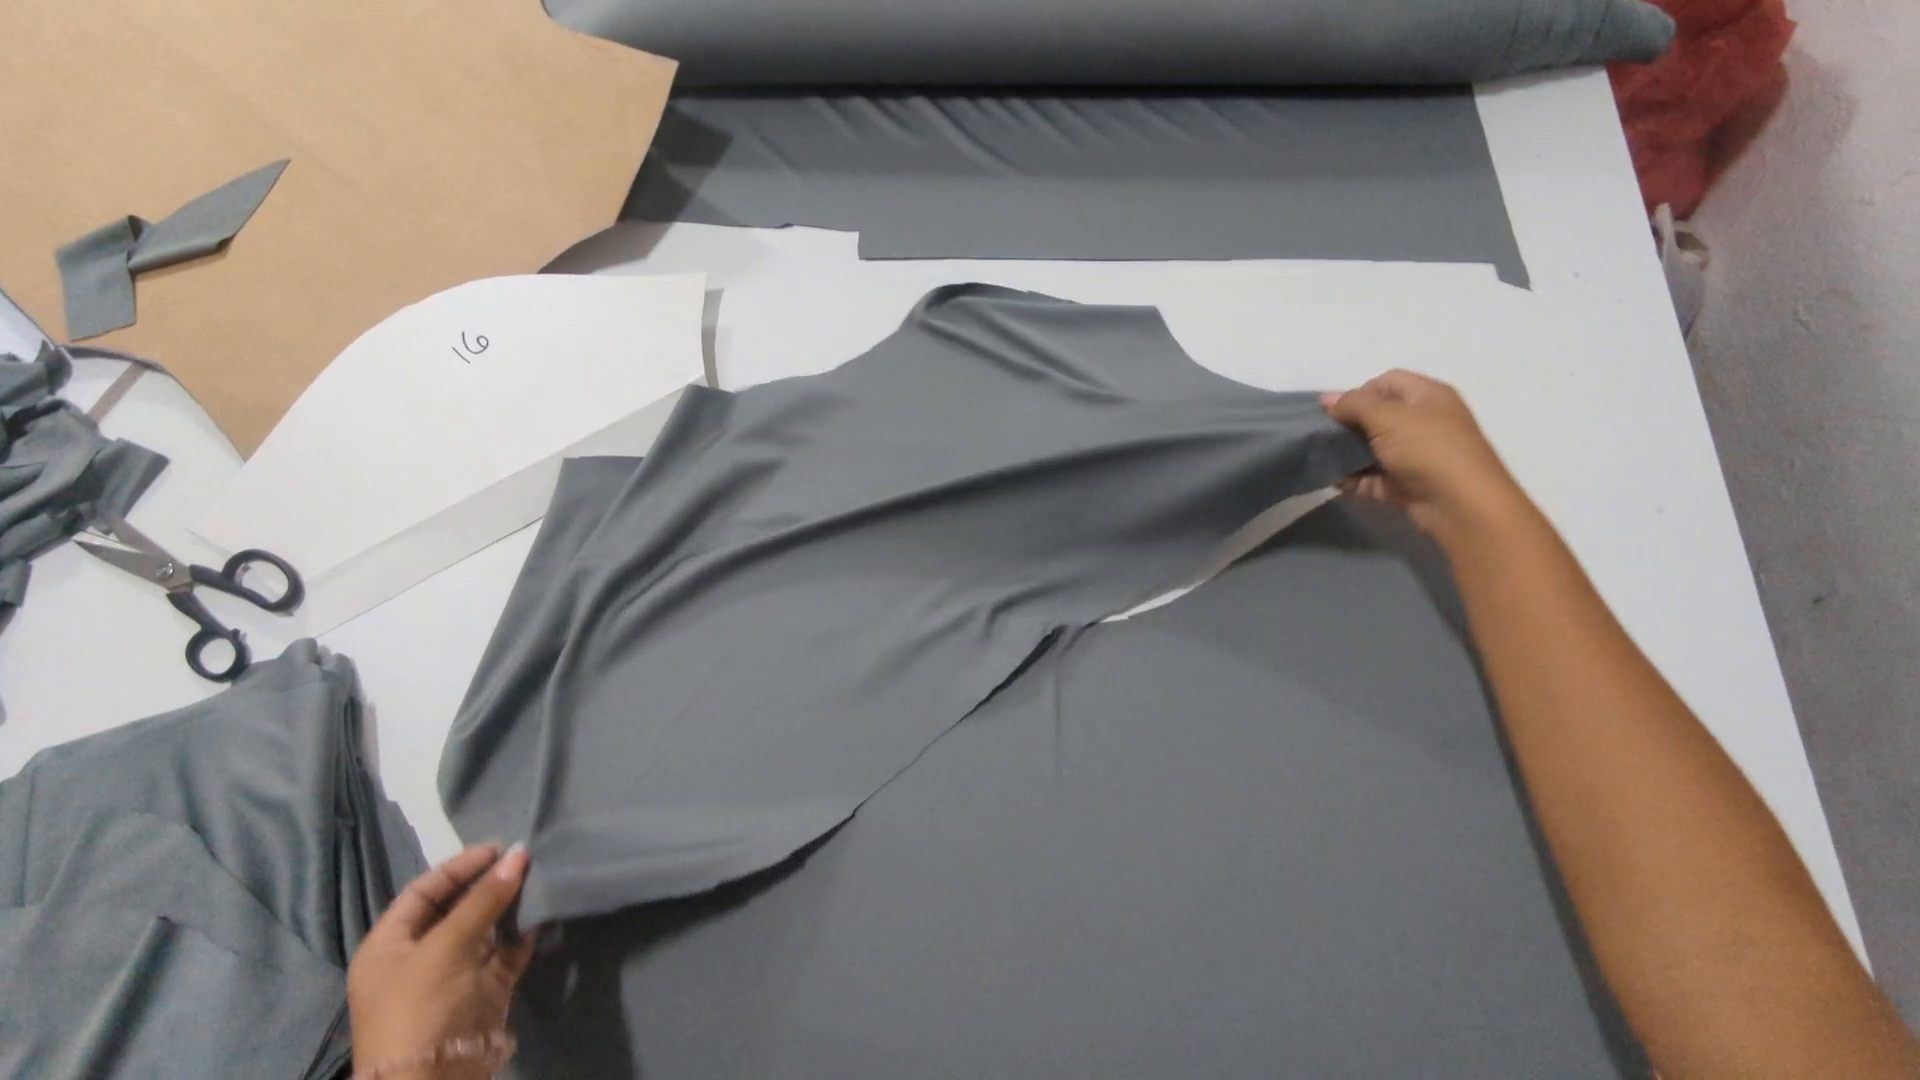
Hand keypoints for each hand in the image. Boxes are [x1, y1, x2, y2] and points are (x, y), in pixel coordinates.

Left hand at [347, 843, 535, 1077]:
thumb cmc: (423, 1006)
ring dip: (509, 905)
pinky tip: (542, 914)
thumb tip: (520, 854)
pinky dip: (524, 934)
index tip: (498, 848)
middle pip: (456, 907)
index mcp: (389, 946)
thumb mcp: (447, 946)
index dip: (458, 867)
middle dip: (488, 883)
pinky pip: (506, 952)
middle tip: (524, 860)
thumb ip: (484, 899)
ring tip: (538, 879)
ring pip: (485, 928)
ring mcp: (453, 974)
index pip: (423, 892)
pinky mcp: (484, 990)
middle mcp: (419, 956)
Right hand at [1322, 370, 1526, 541]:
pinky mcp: (1406, 484)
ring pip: (1373, 448)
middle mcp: (1423, 422)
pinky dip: (1354, 479)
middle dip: (1349, 425)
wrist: (1460, 503)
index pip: (1387, 382)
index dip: (1359, 392)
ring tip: (1323, 459)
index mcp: (1427, 396)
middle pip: (1377, 416)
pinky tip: (1334, 481)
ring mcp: (1415, 455)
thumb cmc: (1427, 448)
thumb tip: (1326, 399)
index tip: (1337, 411)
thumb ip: (1353, 404)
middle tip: (1325, 436)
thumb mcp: (1387, 417)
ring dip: (1348, 454)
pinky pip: (1373, 477)